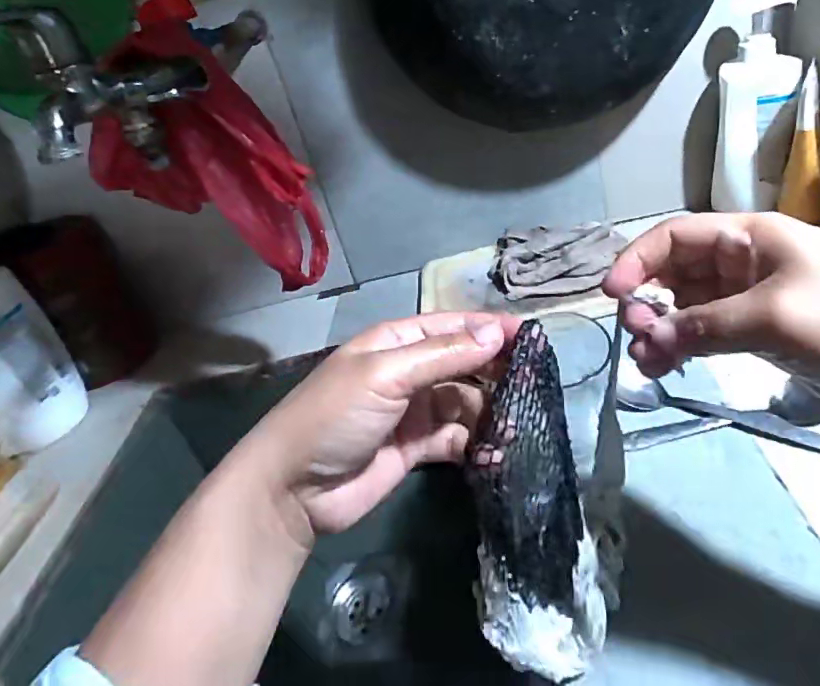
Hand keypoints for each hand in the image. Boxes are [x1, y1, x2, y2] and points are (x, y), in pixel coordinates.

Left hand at [235, 312, 518, 541]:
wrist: (289, 493)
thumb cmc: (334, 416)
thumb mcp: (387, 375)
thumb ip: (445, 354)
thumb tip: (497, 331)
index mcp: (399, 342)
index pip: (455, 326)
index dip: (491, 329)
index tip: (530, 336)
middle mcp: (410, 371)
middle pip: (465, 363)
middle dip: (496, 372)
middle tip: (530, 384)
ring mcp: (415, 410)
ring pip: (466, 401)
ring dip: (490, 411)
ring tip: (512, 426)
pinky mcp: (418, 446)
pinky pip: (457, 436)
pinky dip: (476, 442)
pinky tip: (493, 452)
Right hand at [603, 213, 819, 413]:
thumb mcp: (775, 318)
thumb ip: (704, 327)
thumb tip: (644, 343)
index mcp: (753, 235)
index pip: (678, 235)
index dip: (640, 259)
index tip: (611, 296)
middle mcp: (751, 260)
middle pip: (682, 270)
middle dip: (651, 299)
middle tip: (636, 341)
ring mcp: (762, 298)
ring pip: (696, 305)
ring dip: (667, 328)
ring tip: (648, 364)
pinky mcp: (773, 333)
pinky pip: (717, 332)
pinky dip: (692, 345)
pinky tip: (673, 367)